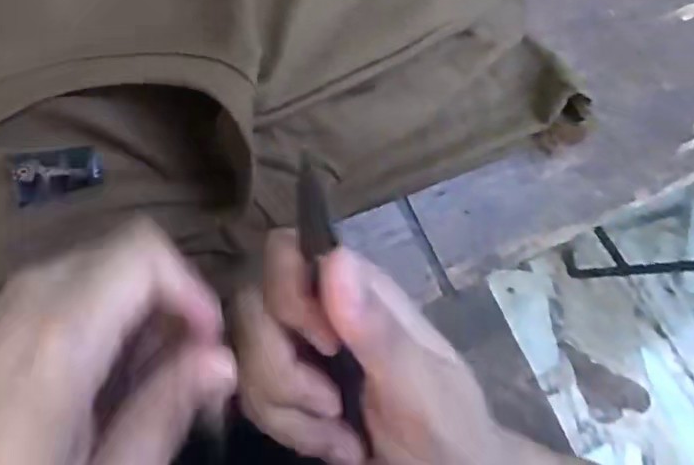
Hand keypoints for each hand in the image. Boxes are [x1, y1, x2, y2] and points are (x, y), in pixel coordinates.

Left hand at [0, 219, 237, 464]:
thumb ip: (162, 413)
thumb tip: (220, 361)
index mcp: (61, 324)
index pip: (145, 248)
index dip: (190, 286)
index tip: (210, 348)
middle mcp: (32, 290)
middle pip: (122, 253)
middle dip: (166, 300)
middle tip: (186, 374)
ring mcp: (3, 301)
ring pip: (95, 268)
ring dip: (133, 309)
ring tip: (144, 386)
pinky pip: (61, 289)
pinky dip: (97, 315)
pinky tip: (95, 383)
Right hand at [235, 230, 573, 464]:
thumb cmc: (450, 432)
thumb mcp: (426, 390)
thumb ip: (380, 330)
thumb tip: (336, 258)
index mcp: (352, 285)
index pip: (285, 250)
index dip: (287, 293)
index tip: (325, 346)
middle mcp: (315, 304)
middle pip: (251, 303)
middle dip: (279, 367)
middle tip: (332, 405)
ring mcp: (295, 343)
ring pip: (243, 349)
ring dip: (283, 405)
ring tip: (339, 435)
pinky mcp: (282, 384)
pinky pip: (246, 390)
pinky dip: (283, 426)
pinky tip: (329, 444)